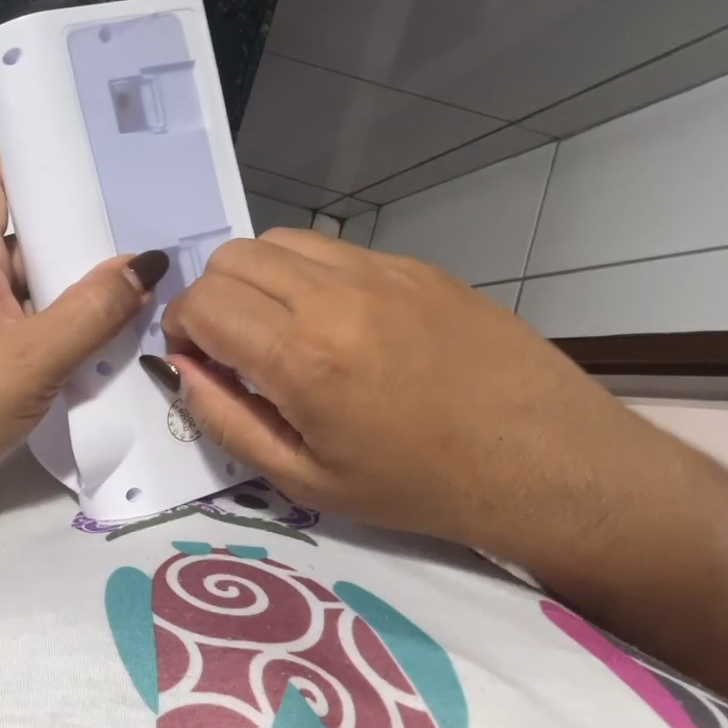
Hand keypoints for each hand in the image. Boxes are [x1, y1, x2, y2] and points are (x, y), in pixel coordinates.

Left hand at [0, 153, 166, 503]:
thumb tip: (147, 263)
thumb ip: (92, 311)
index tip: (76, 141)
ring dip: (73, 279)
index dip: (23, 156)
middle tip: (139, 212)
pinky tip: (105, 327)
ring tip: (138, 267)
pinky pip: (28, 320)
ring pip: (30, 283)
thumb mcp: (35, 355)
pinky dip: (61, 318)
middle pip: (23, 236)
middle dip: (73, 225)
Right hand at [157, 229, 690, 565]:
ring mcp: (379, 271)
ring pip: (275, 241)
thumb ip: (224, 420)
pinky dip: (304, 276)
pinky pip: (328, 249)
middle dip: (210, 299)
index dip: (178, 329)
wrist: (549, 464)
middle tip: (231, 347)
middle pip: (228, 257)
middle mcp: (334, 296)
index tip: (195, 361)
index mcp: (302, 356)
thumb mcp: (303, 478)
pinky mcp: (413, 265)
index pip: (200, 302)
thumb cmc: (418, 487)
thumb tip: (180, 369)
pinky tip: (334, 322)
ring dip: (254, 280)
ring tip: (278, 329)